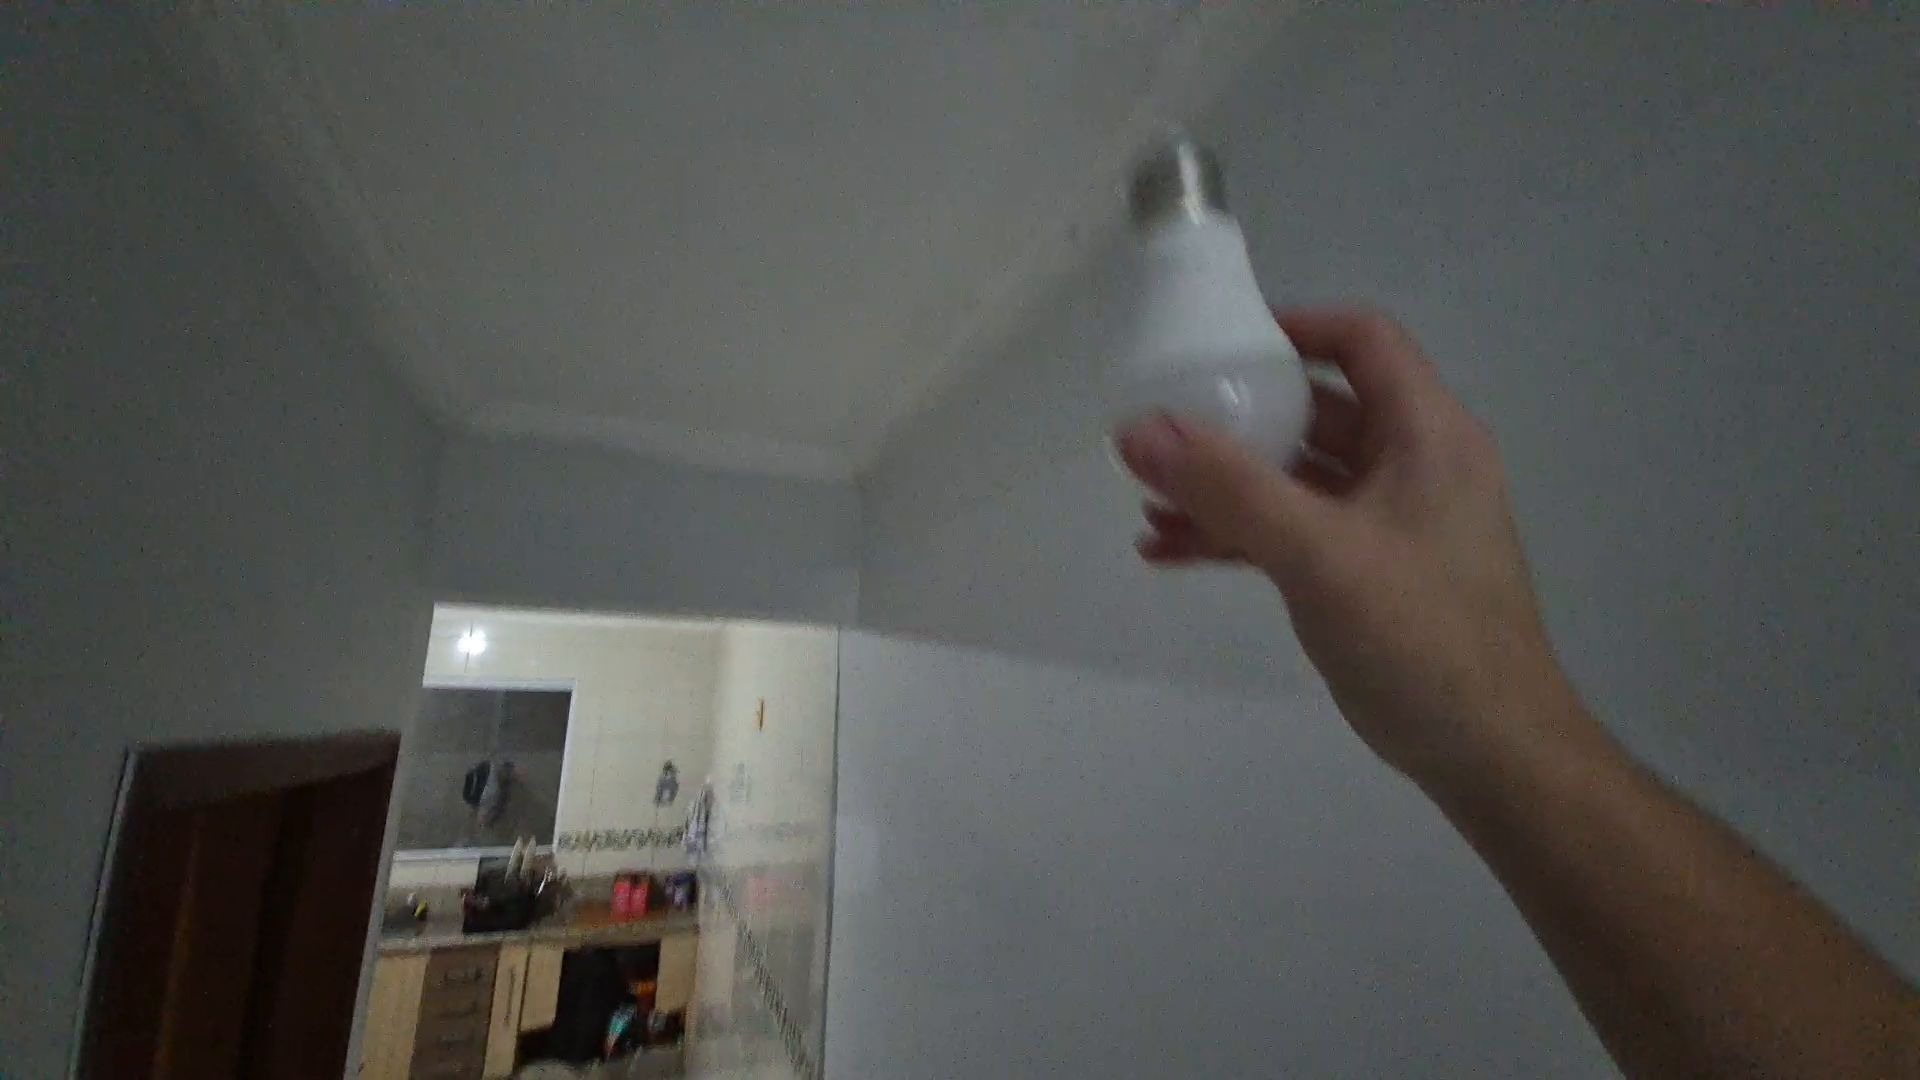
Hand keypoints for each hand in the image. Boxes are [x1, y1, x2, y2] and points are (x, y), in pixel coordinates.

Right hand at [1115, 308, 1579, 784]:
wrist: (1483, 751)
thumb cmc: (1420, 637)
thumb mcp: (1318, 552)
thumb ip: (1228, 488)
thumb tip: (1139, 430)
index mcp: (1423, 434)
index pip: (1363, 341)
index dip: (1294, 327)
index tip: (1219, 342)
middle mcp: (1405, 465)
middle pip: (1311, 413)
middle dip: (1233, 422)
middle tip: (1163, 430)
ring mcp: (1377, 521)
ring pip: (1287, 479)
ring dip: (1219, 488)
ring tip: (1149, 503)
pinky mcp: (1353, 569)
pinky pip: (1281, 531)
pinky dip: (1228, 535)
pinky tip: (1168, 552)